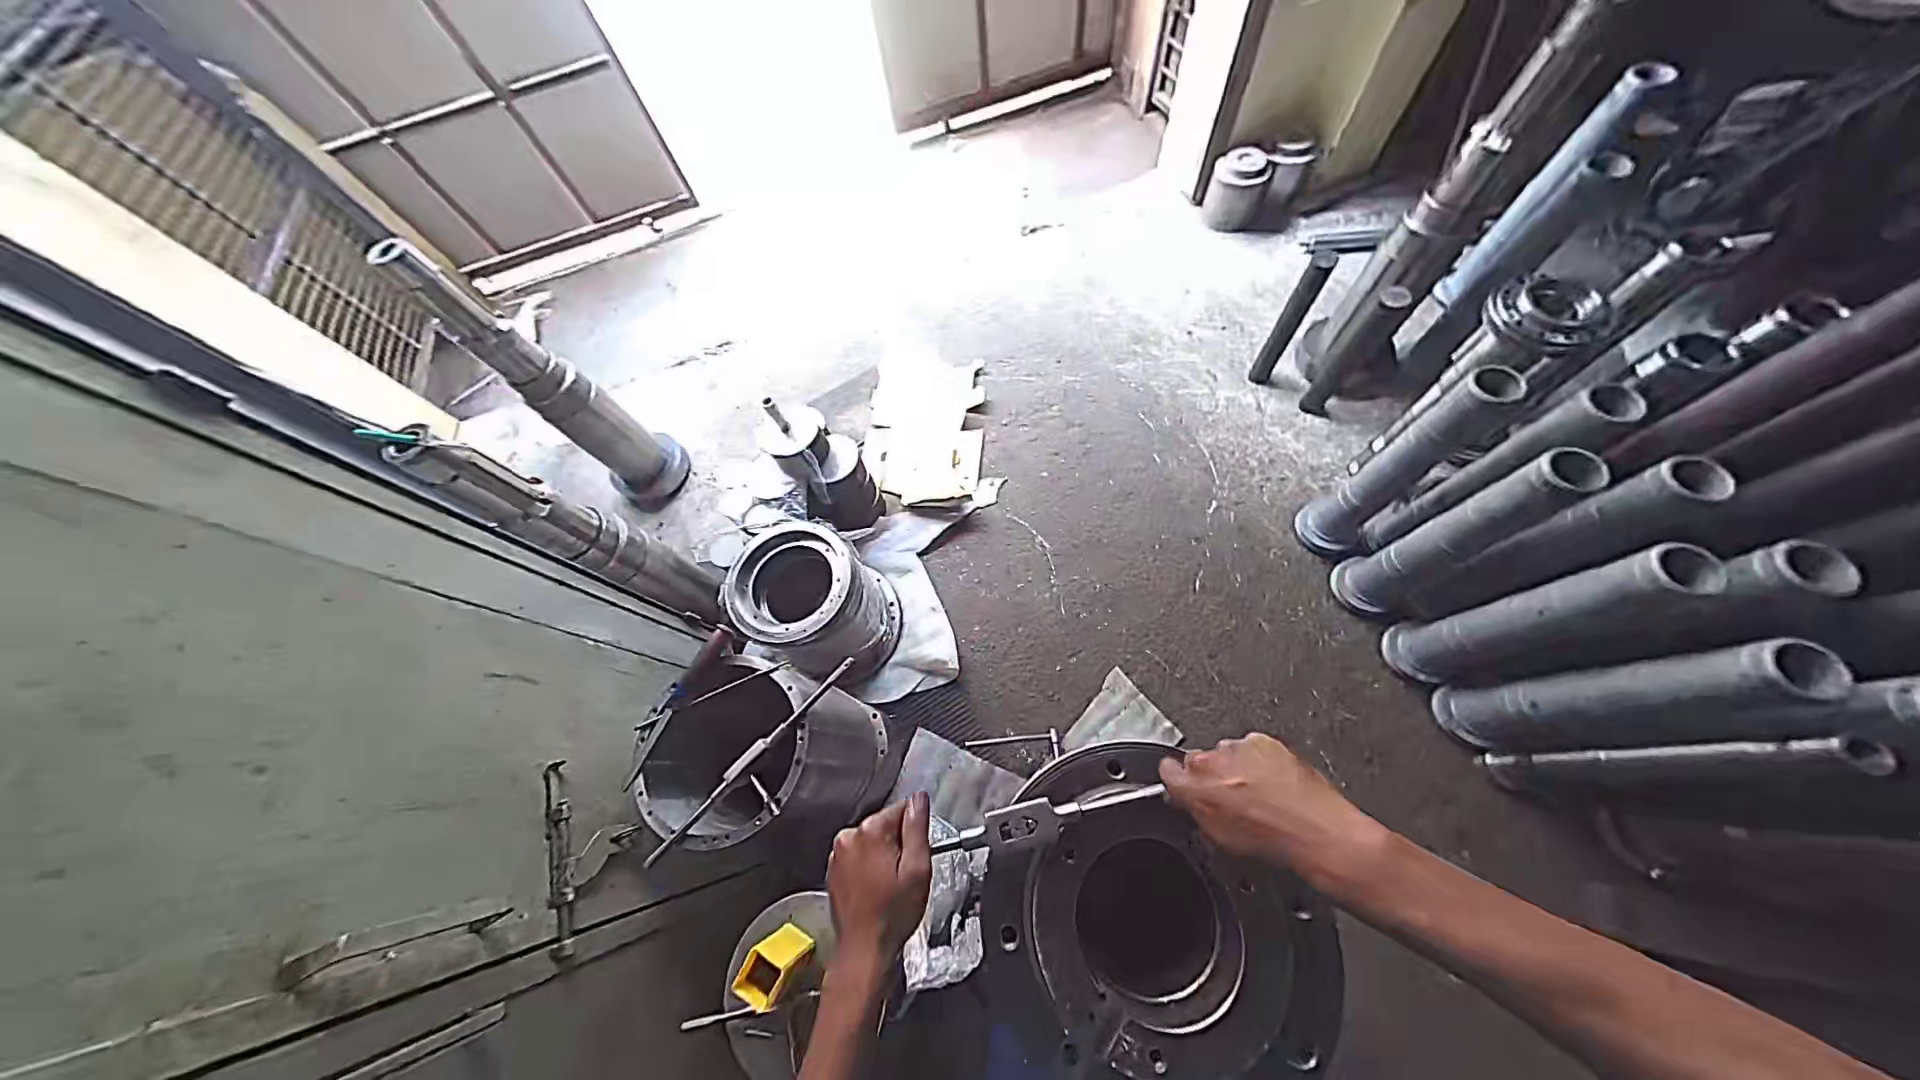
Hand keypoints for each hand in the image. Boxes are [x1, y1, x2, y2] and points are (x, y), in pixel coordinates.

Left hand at [826, 793, 932, 972]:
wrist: (864, 950)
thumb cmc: (891, 916)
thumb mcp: (918, 869)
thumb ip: (918, 827)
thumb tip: (919, 799)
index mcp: (870, 832)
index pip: (902, 808)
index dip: (914, 831)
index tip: (915, 853)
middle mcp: (849, 837)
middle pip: (886, 824)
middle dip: (899, 844)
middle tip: (904, 874)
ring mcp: (839, 854)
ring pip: (873, 841)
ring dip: (884, 857)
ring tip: (889, 886)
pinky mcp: (835, 870)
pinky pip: (860, 857)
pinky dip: (870, 869)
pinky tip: (876, 890)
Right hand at [1158, 734, 1390, 892]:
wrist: (1322, 835)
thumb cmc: (1279, 842)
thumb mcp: (1224, 843)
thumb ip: (1199, 817)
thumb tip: (1193, 808)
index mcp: (1195, 787)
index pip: (1168, 771)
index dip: (1177, 780)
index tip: (1184, 786)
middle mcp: (1212, 762)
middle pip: (1197, 760)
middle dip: (1210, 775)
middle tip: (1231, 797)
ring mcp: (1238, 750)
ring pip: (1226, 753)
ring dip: (1236, 766)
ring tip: (1259, 792)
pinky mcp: (1263, 741)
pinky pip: (1253, 747)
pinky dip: (1260, 760)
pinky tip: (1274, 783)